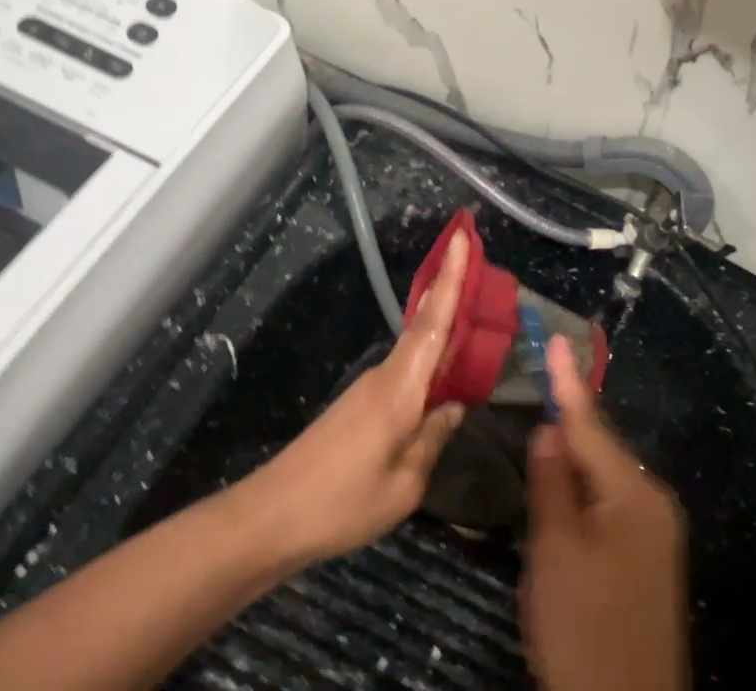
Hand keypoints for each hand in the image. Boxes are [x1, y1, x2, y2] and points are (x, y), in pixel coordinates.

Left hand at [241, 232, 470, 563]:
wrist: (270, 518)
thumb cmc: (342, 503)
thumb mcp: (405, 483)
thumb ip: (433, 438)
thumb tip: (454, 406)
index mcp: (399, 389)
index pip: (433, 323)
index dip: (450, 279)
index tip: (461, 237)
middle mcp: (384, 378)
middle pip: (426, 328)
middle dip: (452, 294)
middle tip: (486, 271)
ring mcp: (367, 391)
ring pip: (416, 353)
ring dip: (444, 332)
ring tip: (482, 325)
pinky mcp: (358, 408)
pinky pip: (405, 376)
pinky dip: (428, 364)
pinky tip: (445, 378)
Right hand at [522, 336, 688, 690]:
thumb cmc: (583, 625)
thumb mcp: (555, 551)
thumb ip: (552, 483)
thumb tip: (551, 428)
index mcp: (633, 494)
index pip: (590, 425)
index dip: (567, 382)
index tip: (556, 339)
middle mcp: (652, 501)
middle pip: (602, 446)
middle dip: (570, 413)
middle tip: (544, 371)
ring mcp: (654, 530)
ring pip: (606, 473)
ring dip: (576, 447)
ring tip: (546, 412)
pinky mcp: (647, 554)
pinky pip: (611, 499)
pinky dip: (585, 481)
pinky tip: (565, 475)